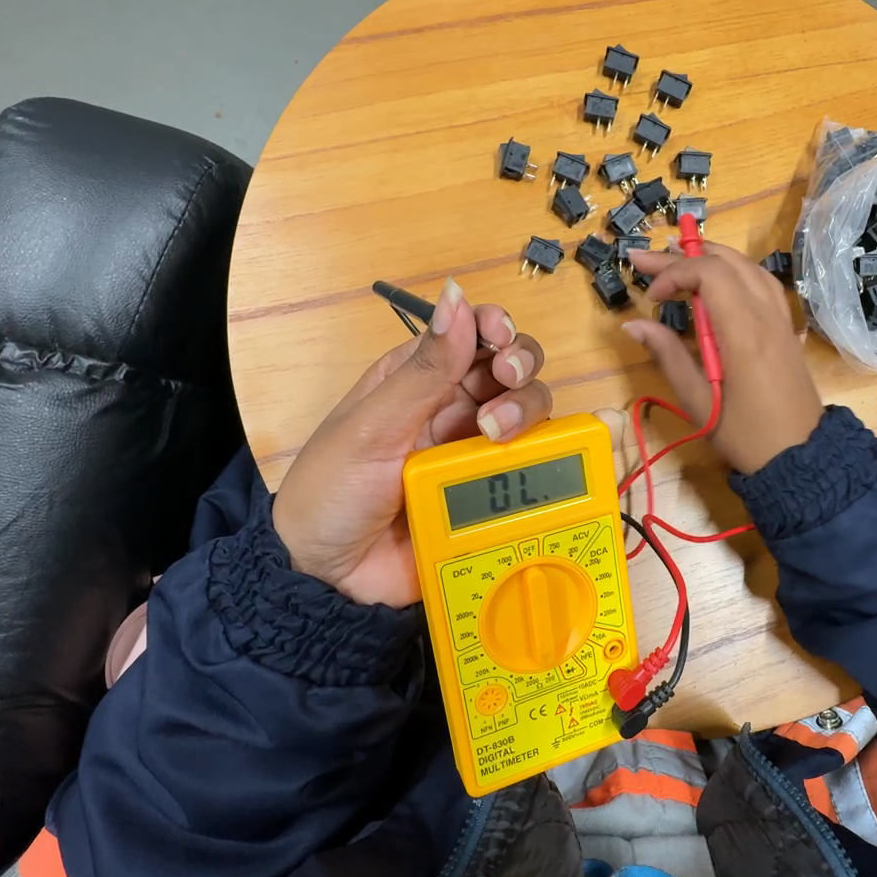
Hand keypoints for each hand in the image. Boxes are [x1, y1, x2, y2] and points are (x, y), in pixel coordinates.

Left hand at [272, 279, 552, 606]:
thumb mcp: (372, 425)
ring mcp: (476, 453)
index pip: (472, 336)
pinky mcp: (493, 496)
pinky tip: (546, 460)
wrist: (328, 581)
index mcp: (418, 379)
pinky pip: (532, 469)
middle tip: (504, 382)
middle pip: (514, 371)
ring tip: (496, 435)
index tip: (501, 335)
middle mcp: (455, 410)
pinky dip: (548, 459)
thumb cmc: (330, 492)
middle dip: (520, 367)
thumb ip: (423, 368)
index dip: (496, 327)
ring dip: (528, 412)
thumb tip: (456, 295)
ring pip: (531, 416)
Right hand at [624, 245, 822, 474]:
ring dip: (711, 257)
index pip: (709, 273)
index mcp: (743, 332)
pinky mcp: (786, 328)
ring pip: (747, 266)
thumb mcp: (698, 402)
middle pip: (726, 262)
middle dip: (683, 256)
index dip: (674, 273)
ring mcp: (781, 319)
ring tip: (677, 258)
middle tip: (644, 260)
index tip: (650, 298)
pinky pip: (762, 283)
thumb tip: (633, 324)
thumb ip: (667, 356)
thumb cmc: (745, 436)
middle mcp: (766, 315)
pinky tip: (718, 281)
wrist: (801, 456)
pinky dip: (735, 271)